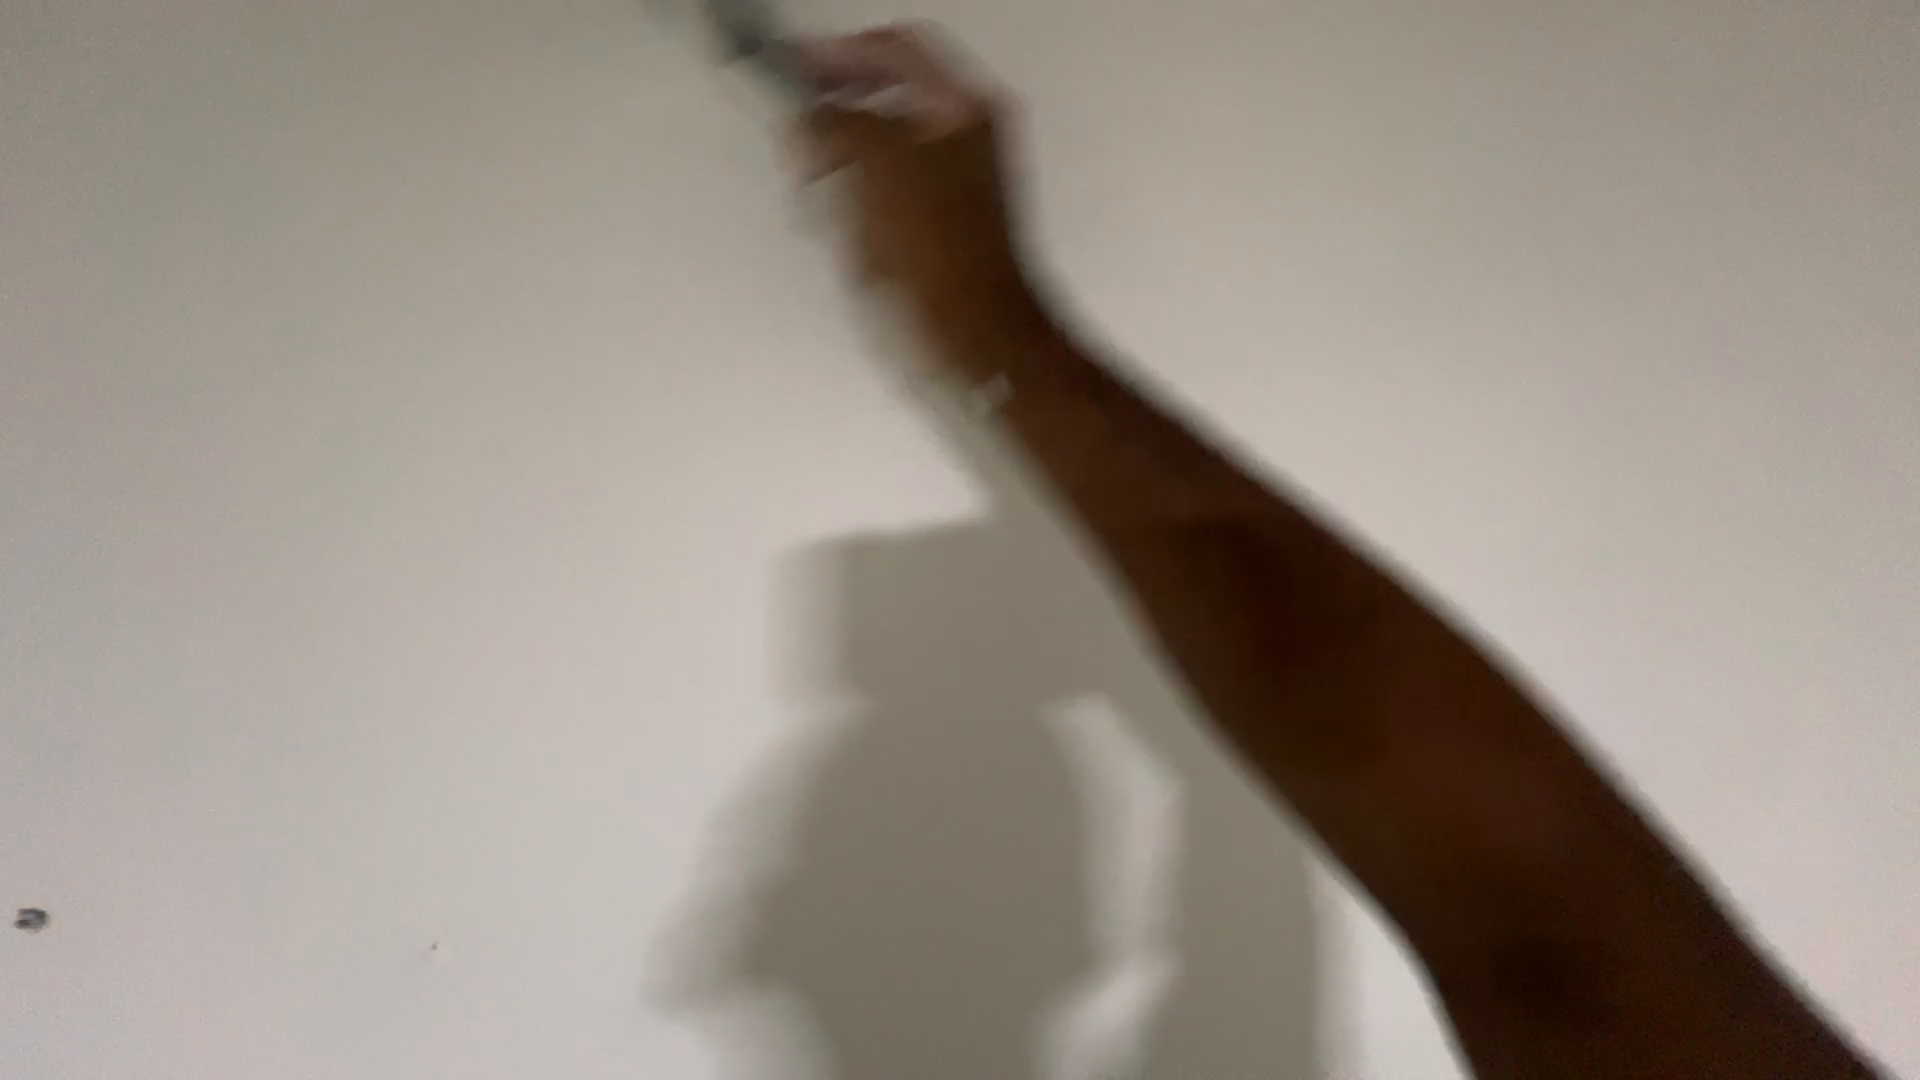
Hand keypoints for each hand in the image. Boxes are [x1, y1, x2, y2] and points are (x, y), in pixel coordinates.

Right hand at [795, 25, 1045, 375]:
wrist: (974, 336)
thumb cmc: (947, 260)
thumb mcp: (878, 164)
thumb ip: (836, 121)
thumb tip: (810, 114)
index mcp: (964, 109)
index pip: (892, 51)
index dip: (837, 57)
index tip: (795, 73)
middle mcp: (963, 146)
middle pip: (882, 112)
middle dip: (840, 139)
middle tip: (813, 153)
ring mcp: (951, 194)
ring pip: (877, 169)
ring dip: (850, 193)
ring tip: (847, 221)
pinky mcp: (935, 239)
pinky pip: (882, 217)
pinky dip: (865, 230)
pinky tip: (868, 254)